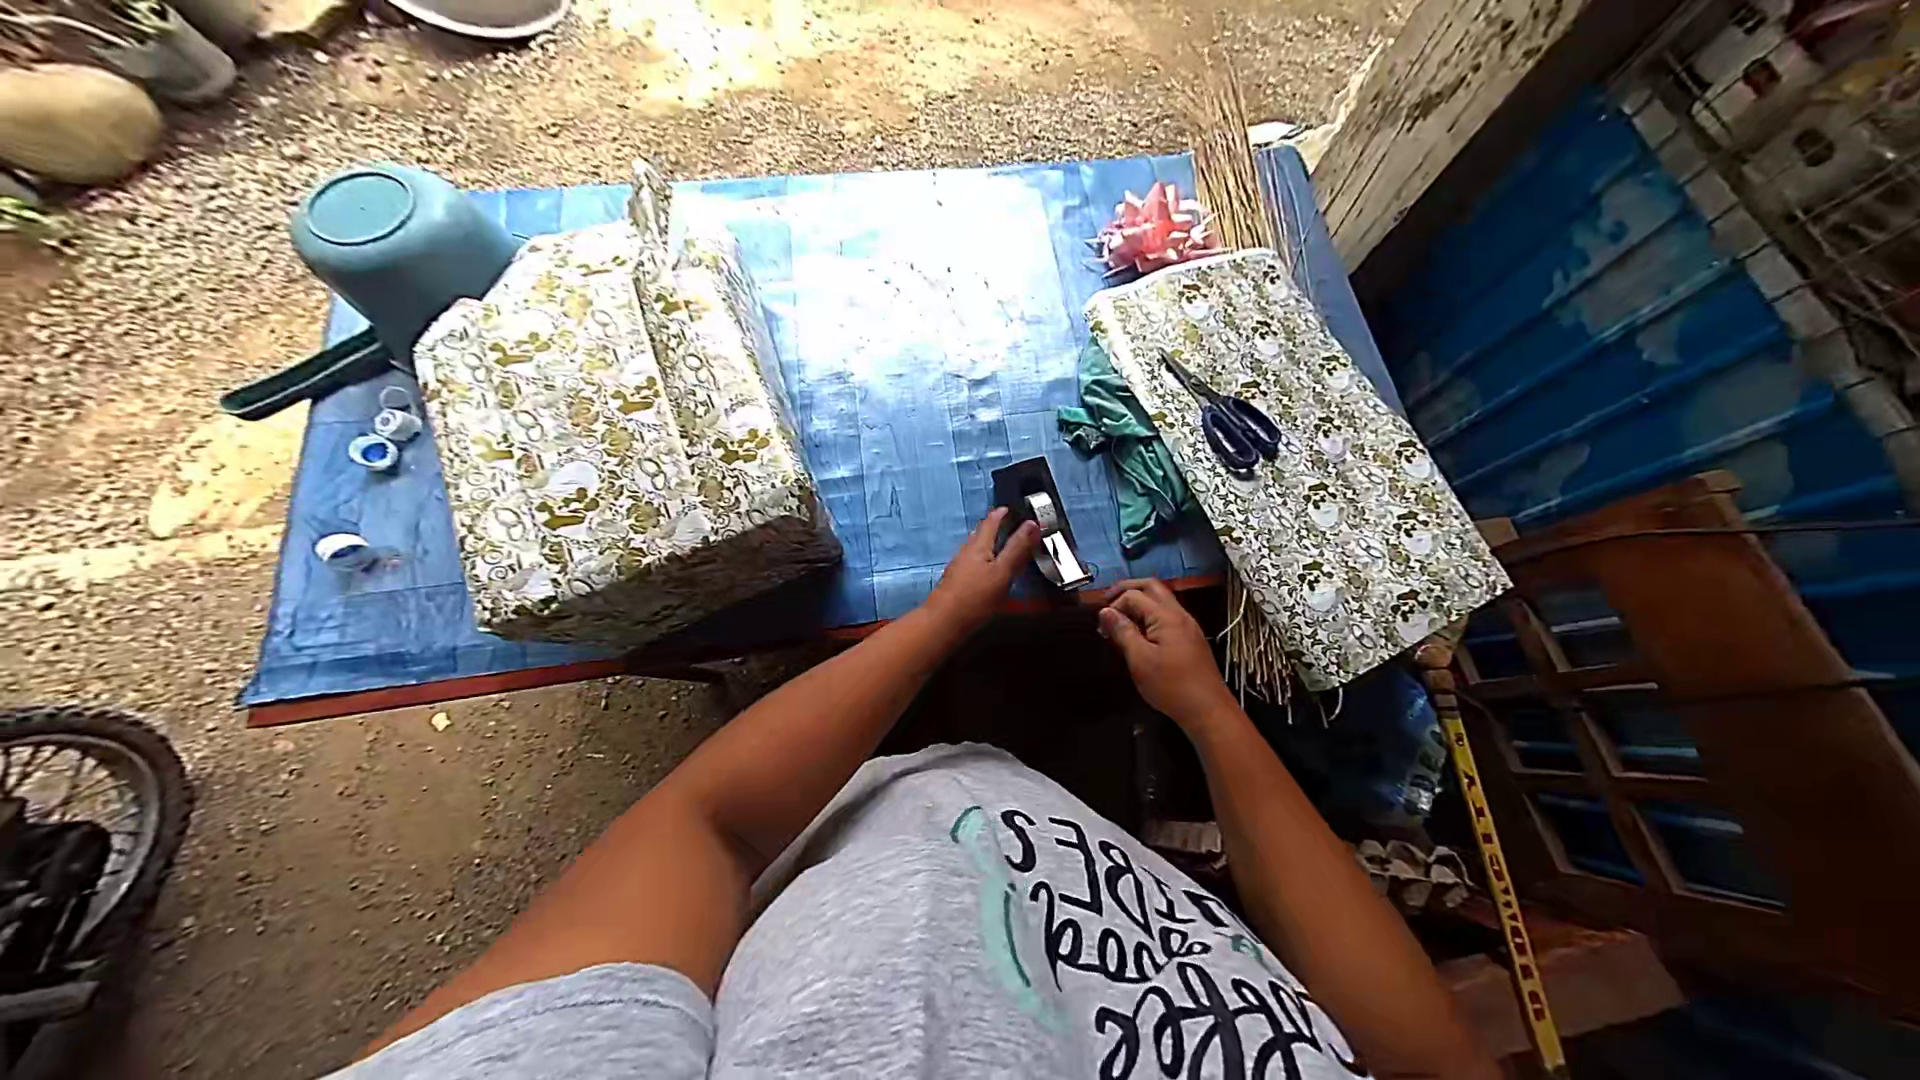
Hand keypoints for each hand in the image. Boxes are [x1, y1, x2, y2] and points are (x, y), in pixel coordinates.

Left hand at [923, 508, 1040, 636]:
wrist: (944, 623)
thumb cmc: (975, 597)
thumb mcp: (1002, 572)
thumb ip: (1017, 548)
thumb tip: (1033, 523)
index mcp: (978, 546)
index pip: (991, 522)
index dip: (1001, 513)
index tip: (1011, 508)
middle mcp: (966, 553)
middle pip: (980, 534)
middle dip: (994, 528)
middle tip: (1007, 524)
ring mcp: (959, 568)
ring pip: (976, 549)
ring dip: (988, 544)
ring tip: (1000, 546)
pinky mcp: (956, 583)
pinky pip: (973, 564)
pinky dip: (983, 561)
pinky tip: (987, 572)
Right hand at [1096, 578, 1236, 728]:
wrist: (1208, 710)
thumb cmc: (1171, 686)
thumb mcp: (1140, 660)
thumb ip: (1122, 631)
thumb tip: (1106, 612)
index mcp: (1167, 616)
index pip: (1134, 595)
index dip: (1113, 605)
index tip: (1101, 625)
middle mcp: (1180, 614)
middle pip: (1151, 587)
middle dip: (1126, 590)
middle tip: (1107, 602)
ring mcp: (1188, 626)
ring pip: (1161, 600)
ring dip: (1139, 603)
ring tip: (1120, 619)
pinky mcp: (1190, 638)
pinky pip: (1167, 615)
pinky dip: (1149, 615)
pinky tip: (1139, 632)